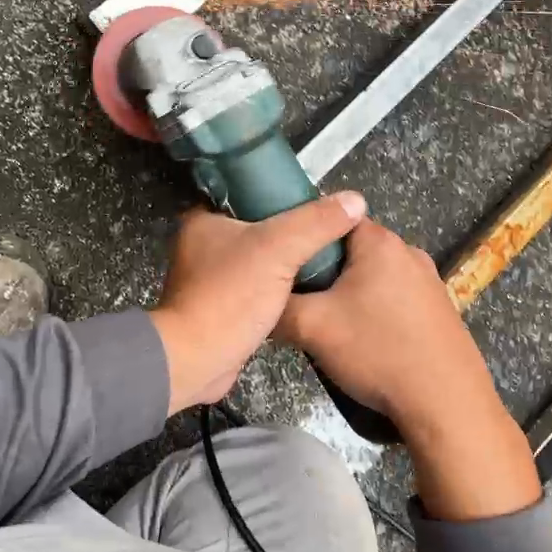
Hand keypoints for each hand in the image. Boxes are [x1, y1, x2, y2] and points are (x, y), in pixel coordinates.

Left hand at [148, 193, 366, 415]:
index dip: (281, 192)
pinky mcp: (220, 305)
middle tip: (328, 230)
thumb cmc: (230, 295)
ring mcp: (209, 276)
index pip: (246, 192)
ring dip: (285, 261)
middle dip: (290, 230)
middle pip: (256, 226)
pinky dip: (277, 287)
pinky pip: (256, 286)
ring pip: (258, 258)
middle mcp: (202, 243)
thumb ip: (315, 223)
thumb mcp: (279, 249)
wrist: (197, 359)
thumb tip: (354, 200)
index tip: (315, 199)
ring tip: (325, 257)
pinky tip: (306, 289)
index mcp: (204, 218)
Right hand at [274, 220, 541, 520]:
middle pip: (350, 250)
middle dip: (324, 273)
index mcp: (379, 242)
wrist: (449, 409)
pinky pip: (395, 300)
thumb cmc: (378, 353)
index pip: (329, 220)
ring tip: (330, 327)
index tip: (283, 266)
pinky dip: (376, 314)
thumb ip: (276, 306)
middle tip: (301, 301)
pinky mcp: (442, 312)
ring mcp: (431, 283)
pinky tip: (365, 345)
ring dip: (350, 296)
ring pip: (372, 277)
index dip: (302, 241)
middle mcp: (409, 252)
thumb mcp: (311, 328)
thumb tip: (257, 301)